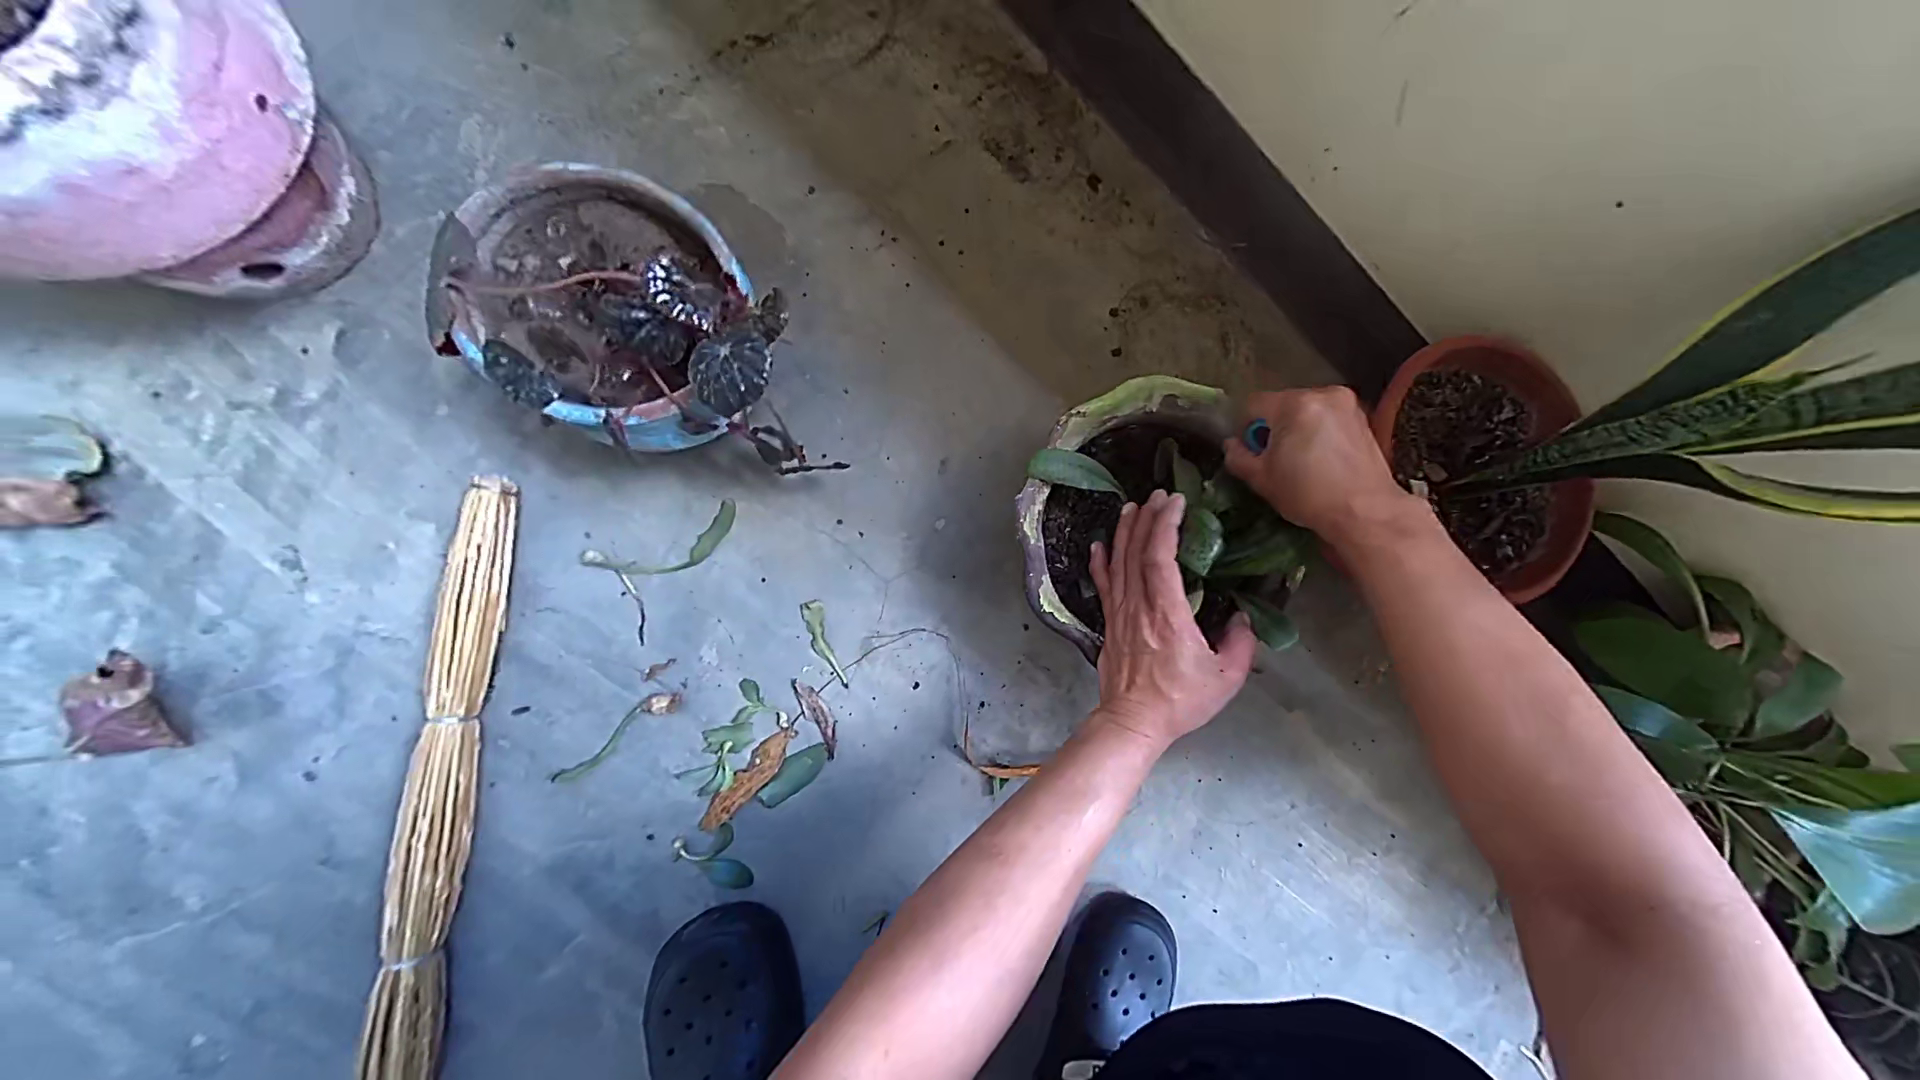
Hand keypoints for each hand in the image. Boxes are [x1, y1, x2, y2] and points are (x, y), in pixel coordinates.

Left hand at [1088, 489, 1255, 748]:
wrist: (1134, 720)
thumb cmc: (1180, 701)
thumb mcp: (1226, 677)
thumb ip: (1240, 642)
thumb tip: (1242, 617)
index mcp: (1168, 614)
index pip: (1161, 557)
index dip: (1165, 525)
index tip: (1175, 503)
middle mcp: (1139, 606)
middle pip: (1137, 551)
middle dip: (1146, 518)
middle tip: (1157, 495)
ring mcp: (1120, 612)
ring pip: (1118, 562)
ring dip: (1124, 532)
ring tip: (1131, 507)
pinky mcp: (1109, 622)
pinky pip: (1103, 584)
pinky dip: (1101, 561)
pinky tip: (1099, 544)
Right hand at [1222, 386, 1425, 549]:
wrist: (1365, 511)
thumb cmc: (1307, 494)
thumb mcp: (1261, 479)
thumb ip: (1238, 457)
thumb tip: (1231, 444)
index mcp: (1294, 405)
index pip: (1253, 404)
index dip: (1244, 427)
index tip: (1249, 451)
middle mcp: (1323, 394)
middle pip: (1281, 404)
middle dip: (1272, 427)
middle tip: (1274, 458)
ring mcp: (1347, 404)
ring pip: (1305, 410)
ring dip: (1296, 428)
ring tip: (1299, 459)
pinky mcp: (1363, 418)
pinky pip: (1327, 418)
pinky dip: (1318, 431)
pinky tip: (1320, 458)